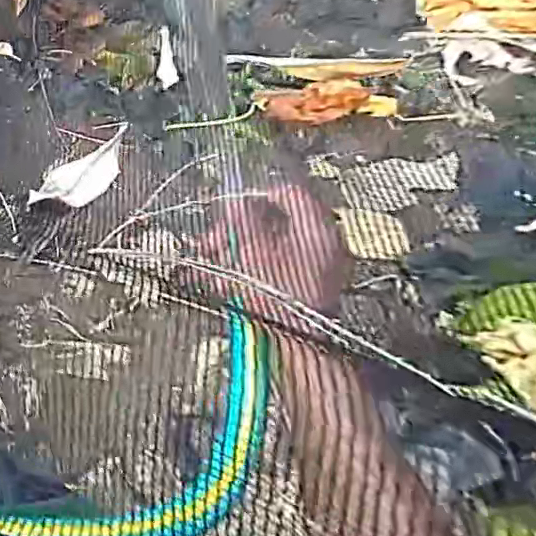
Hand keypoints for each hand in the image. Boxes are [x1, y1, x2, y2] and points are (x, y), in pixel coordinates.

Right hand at [200, 176, 347, 312]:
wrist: (294, 343)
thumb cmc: (272, 288)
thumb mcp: (250, 245)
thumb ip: (242, 215)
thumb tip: (236, 201)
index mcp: (318, 226)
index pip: (289, 192)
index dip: (254, 195)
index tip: (228, 211)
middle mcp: (325, 242)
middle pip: (277, 219)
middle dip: (238, 227)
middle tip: (211, 241)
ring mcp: (320, 266)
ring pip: (272, 243)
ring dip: (238, 247)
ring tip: (212, 261)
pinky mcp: (310, 287)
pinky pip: (278, 264)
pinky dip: (251, 265)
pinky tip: (226, 277)